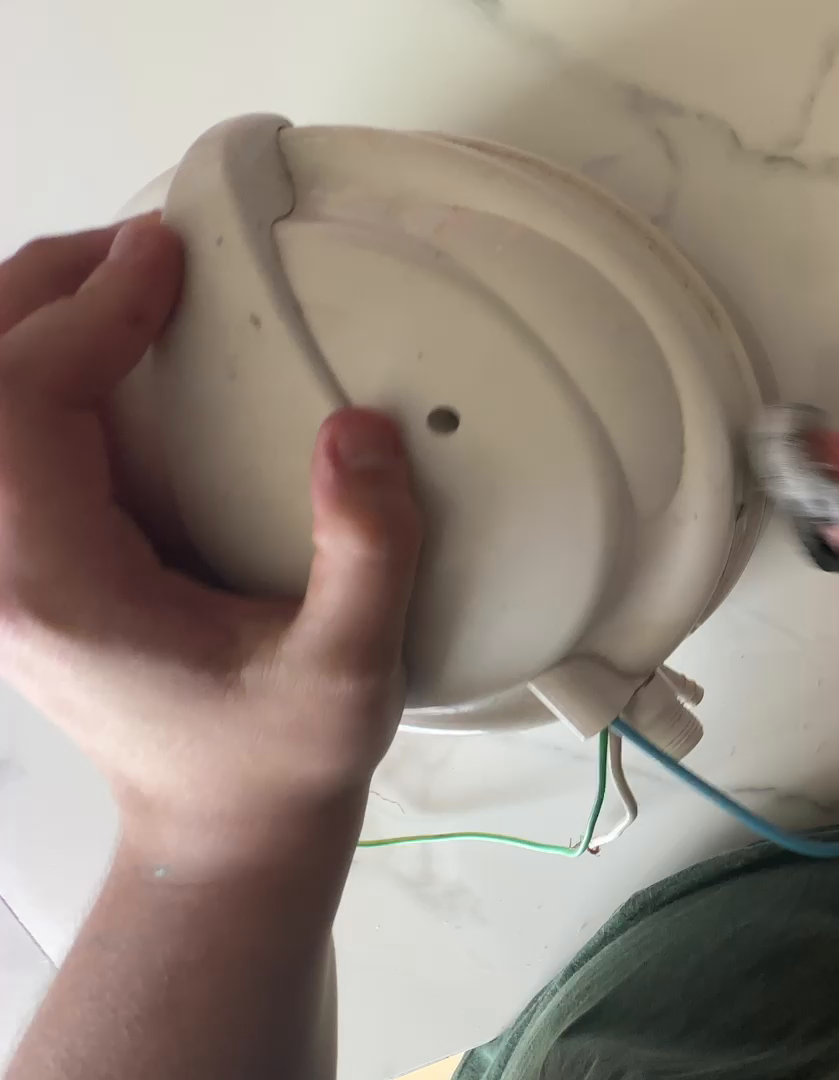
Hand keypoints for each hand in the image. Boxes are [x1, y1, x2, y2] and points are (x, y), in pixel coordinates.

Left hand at [0, 217, 421, 875]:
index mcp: (48, 580)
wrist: (230, 822)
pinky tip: (115, 366)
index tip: (167, 262)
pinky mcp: (45, 570)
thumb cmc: (285, 751)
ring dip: (27, 329)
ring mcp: (10, 569)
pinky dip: (49, 382)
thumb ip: (368, 545)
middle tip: (131, 245)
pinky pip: (16, 448)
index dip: (89, 318)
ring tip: (115, 281)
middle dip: (31, 296)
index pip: (22, 406)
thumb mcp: (352, 657)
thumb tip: (360, 429)